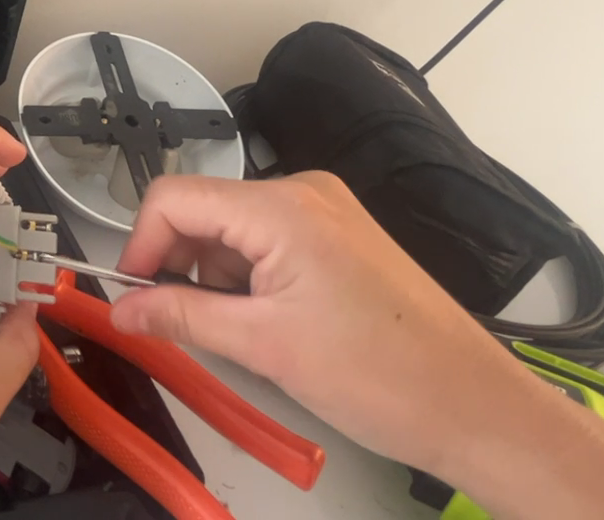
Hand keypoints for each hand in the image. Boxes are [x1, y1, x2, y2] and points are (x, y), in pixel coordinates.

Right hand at [110, 173, 603, 519]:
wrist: (483, 413)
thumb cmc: (380, 378)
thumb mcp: (263, 347)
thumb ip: (179, 316)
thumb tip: (120, 310)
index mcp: (279, 207)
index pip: (173, 198)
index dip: (141, 245)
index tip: (131, 295)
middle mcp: (300, 190)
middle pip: (201, 208)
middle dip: (176, 262)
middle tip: (172, 318)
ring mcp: (322, 207)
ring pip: (229, 224)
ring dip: (211, 271)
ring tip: (230, 327)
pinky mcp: (335, 230)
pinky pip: (262, 235)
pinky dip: (243, 271)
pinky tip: (258, 315)